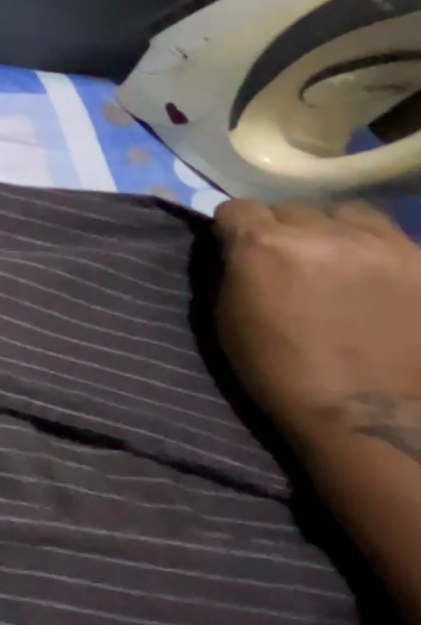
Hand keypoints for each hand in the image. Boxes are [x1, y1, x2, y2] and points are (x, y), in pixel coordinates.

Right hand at [215, 200, 420, 438]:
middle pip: (291, 208)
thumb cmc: (280, 369)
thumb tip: (240, 248)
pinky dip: (378, 250)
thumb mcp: (230, 313)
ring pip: (348, 213)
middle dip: (283, 230)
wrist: (372, 415)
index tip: (237, 248)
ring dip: (335, 230)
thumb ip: (236, 268)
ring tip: (339, 261)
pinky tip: (378, 278)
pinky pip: (395, 238)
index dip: (233, 229)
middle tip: (289, 261)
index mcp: (263, 245)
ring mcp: (385, 247)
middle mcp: (323, 233)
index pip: (237, 208)